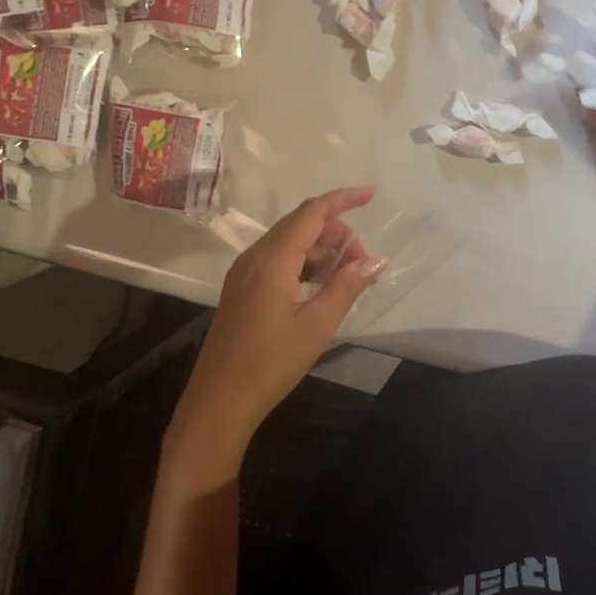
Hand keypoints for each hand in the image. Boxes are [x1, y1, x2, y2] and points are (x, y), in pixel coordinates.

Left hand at [175, 187, 386, 452]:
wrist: (221, 399)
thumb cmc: (271, 363)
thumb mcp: (317, 325)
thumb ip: (347, 286)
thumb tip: (374, 260)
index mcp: (273, 260)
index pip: (312, 213)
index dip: (343, 199)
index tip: (372, 195)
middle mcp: (255, 257)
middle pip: (301, 224)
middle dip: (337, 233)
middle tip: (364, 263)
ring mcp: (244, 272)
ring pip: (289, 243)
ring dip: (321, 250)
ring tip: (347, 277)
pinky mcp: (242, 289)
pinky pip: (277, 260)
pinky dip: (304, 264)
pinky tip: (321, 286)